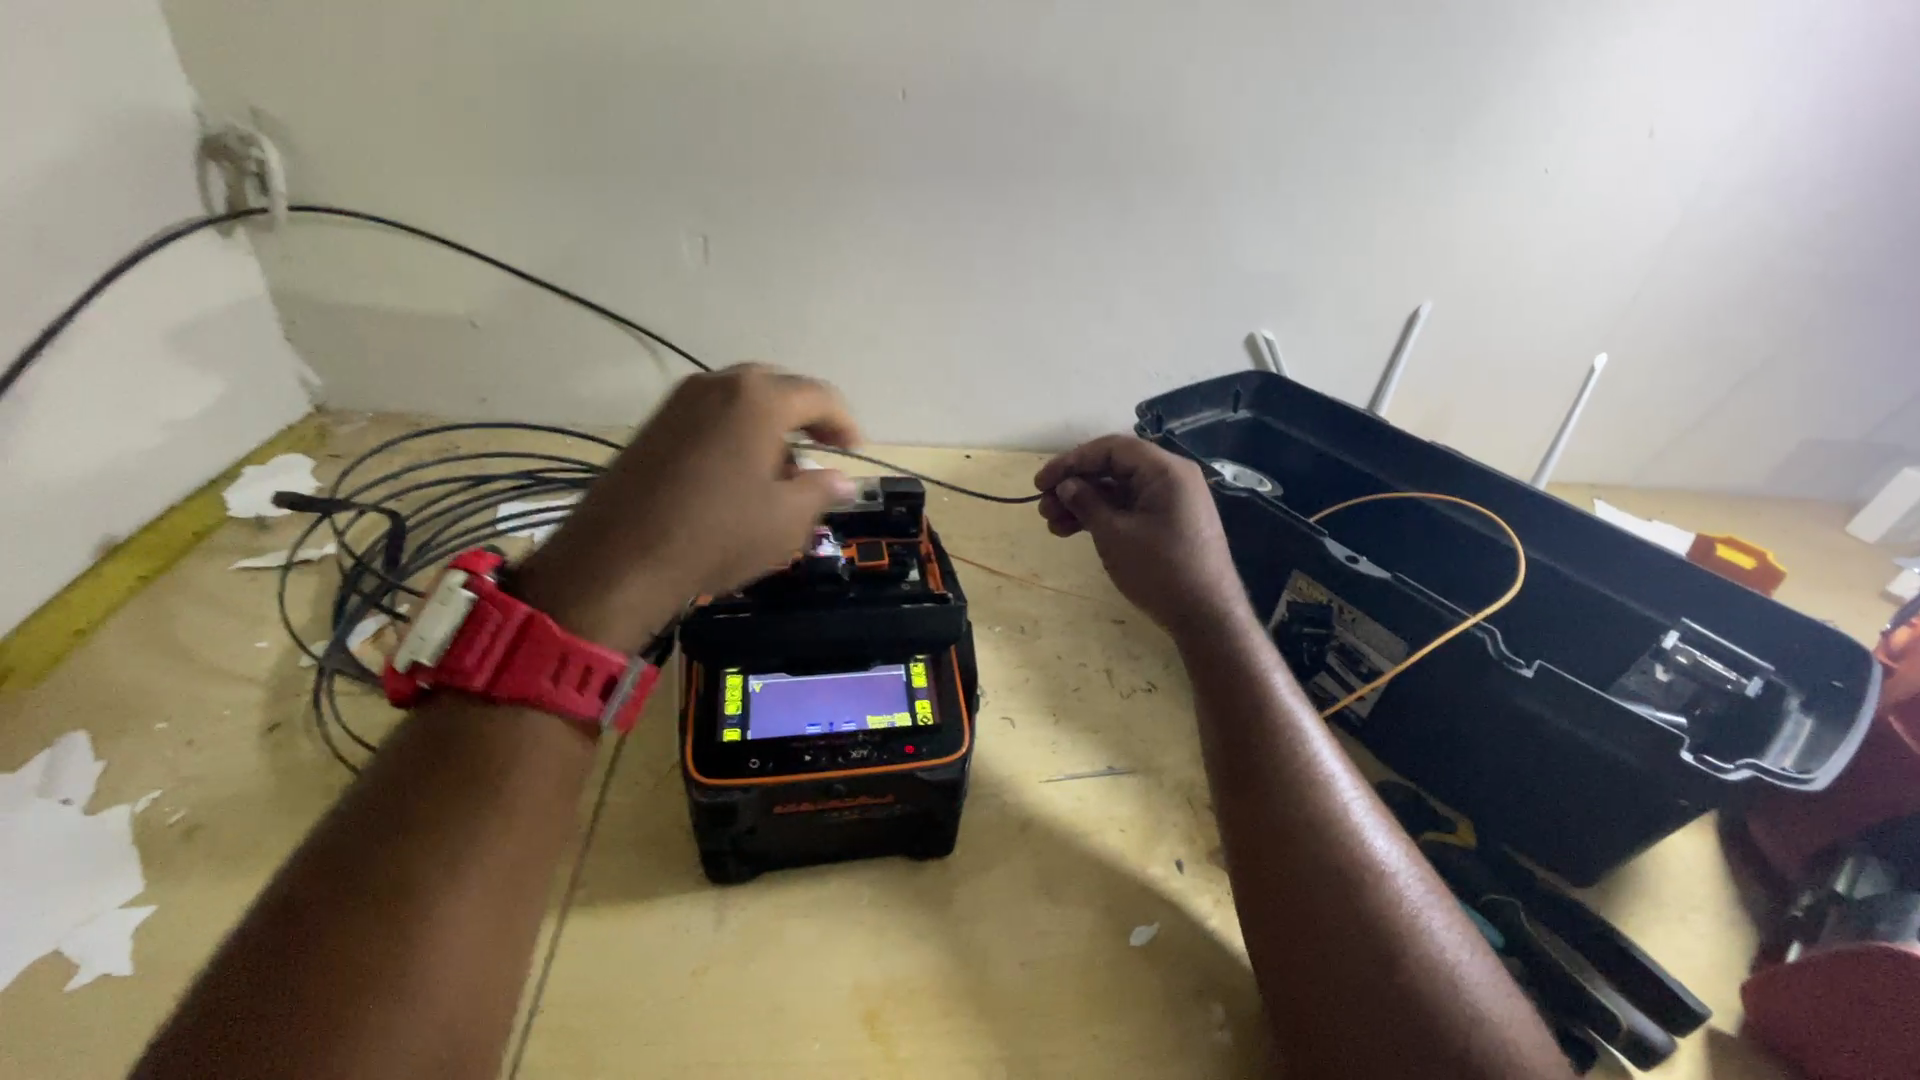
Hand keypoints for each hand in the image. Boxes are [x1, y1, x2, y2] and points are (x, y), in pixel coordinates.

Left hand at [516, 364, 860, 649]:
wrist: (618, 559)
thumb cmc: (717, 535)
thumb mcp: (786, 520)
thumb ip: (821, 491)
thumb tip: (841, 480)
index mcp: (759, 399)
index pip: (819, 395)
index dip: (844, 423)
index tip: (856, 451)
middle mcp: (718, 384)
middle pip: (777, 388)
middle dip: (806, 418)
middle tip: (822, 452)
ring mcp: (680, 402)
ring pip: (740, 401)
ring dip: (770, 426)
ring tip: (781, 470)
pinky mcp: (654, 426)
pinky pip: (711, 416)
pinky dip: (736, 434)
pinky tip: (738, 475)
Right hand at [1034, 435, 1248, 635]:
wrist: (1206, 616)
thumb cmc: (1159, 570)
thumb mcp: (1114, 535)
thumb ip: (1087, 503)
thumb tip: (1067, 485)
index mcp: (1165, 470)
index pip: (1111, 449)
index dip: (1071, 461)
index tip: (1040, 482)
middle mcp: (1170, 478)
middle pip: (1113, 468)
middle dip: (1075, 485)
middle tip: (1043, 507)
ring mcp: (1171, 502)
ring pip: (1118, 492)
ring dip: (1083, 504)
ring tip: (1052, 525)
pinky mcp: (1167, 523)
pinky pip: (1129, 509)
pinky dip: (1102, 517)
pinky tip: (1072, 531)